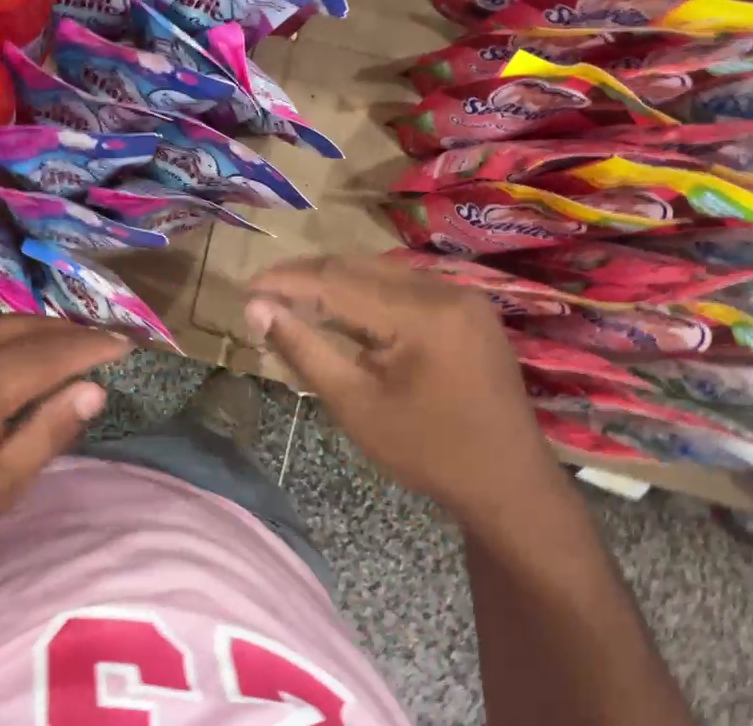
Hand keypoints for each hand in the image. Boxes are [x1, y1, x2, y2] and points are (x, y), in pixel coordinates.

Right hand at [243, 255, 562, 524]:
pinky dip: (362, 291)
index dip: (284, 281)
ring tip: (288, 296)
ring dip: (331, 280)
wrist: (509, 485)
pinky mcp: (466, 310)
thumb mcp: (354, 403)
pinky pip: (401, 285)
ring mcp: (461, 297)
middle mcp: (445, 291)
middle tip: (260, 291)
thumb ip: (301, 348)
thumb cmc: (427, 450)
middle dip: (304, 275)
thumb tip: (255, 308)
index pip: (335, 281)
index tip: (243, 289)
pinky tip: (337, 307)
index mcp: (422, 314)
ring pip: (378, 271)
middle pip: (357, 267)